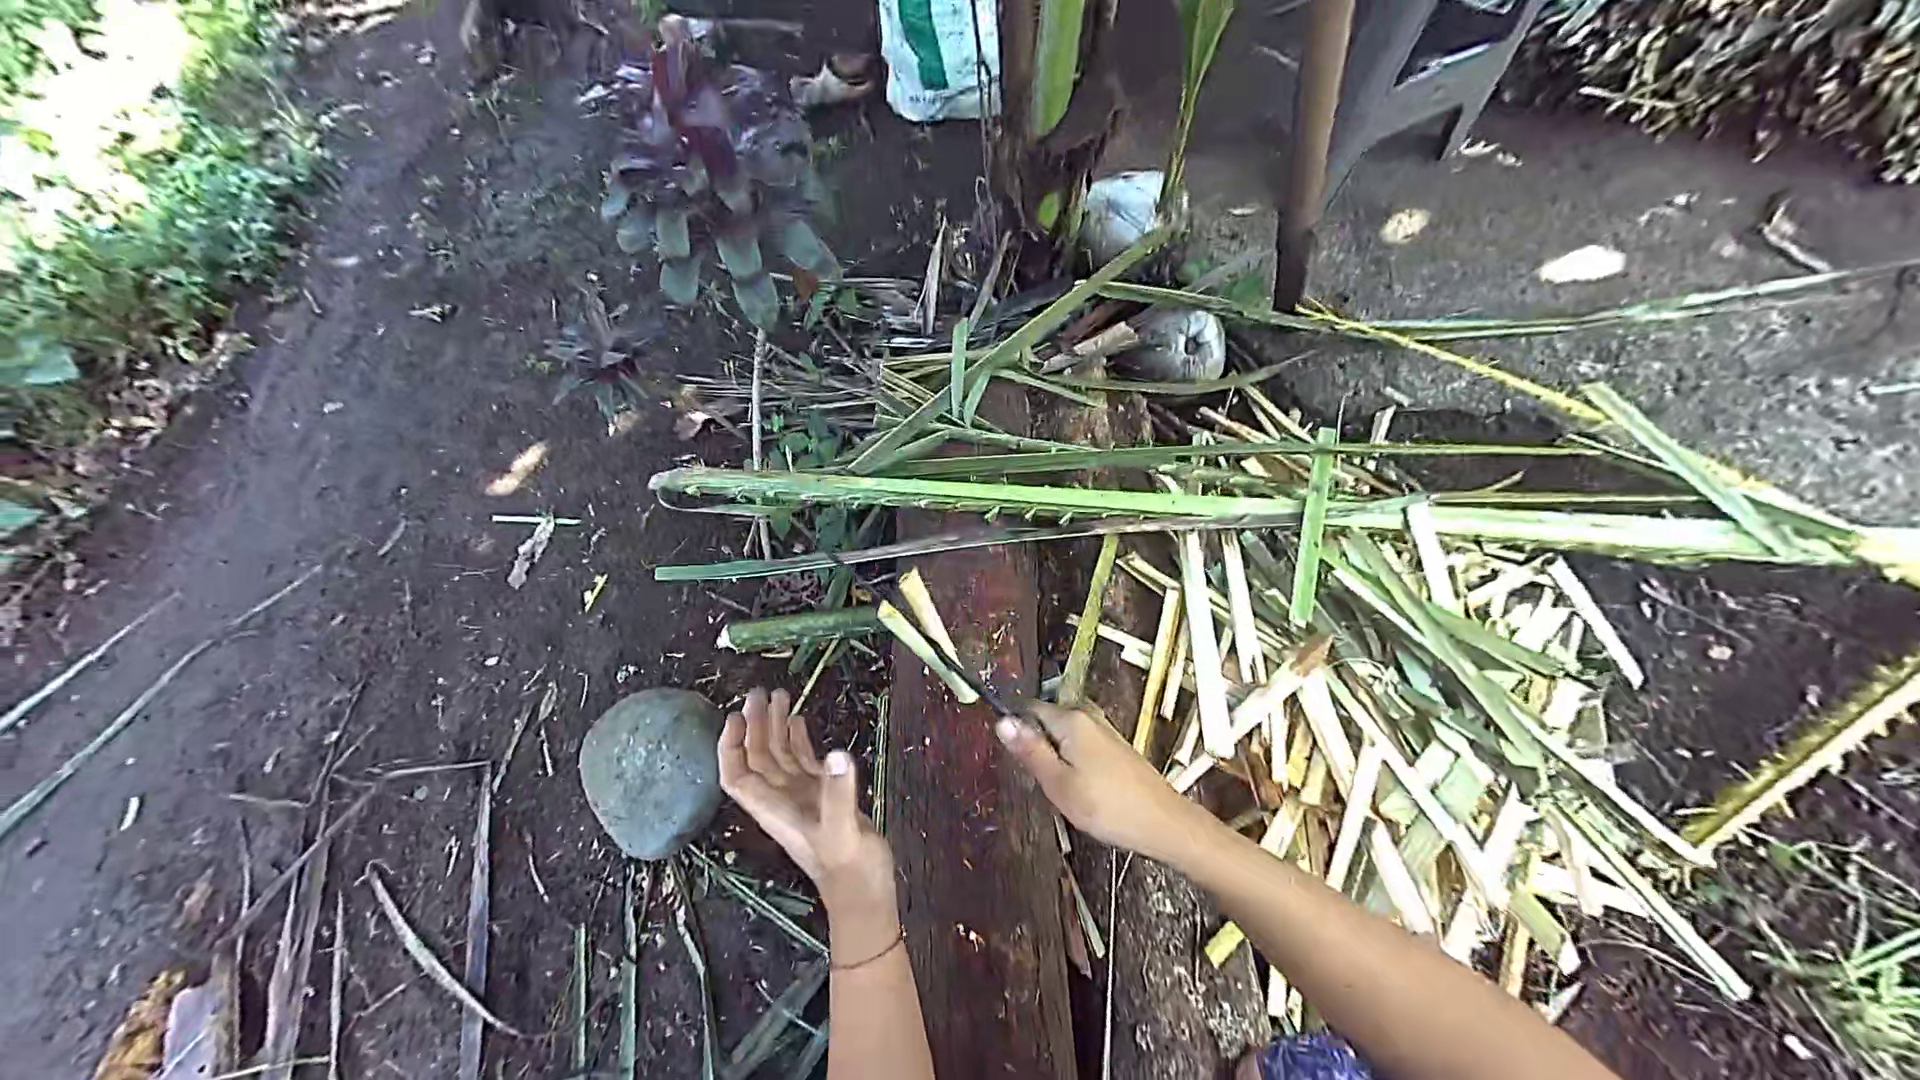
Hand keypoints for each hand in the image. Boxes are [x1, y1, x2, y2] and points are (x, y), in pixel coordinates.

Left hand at [718, 688, 896, 919]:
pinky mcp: (823, 796)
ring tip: (779, 695)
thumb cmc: (849, 869)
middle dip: (755, 726)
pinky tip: (798, 720)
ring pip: (780, 756)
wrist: (867, 895)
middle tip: (760, 692)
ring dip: (776, 727)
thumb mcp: (842, 833)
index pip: (738, 776)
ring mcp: (803, 797)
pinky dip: (798, 739)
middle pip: (758, 759)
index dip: (731, 748)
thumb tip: (838, 753)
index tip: (735, 717)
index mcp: (775, 810)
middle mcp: (783, 800)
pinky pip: (803, 761)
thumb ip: (839, 794)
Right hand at [995, 700, 1214, 863]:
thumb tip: (1001, 720)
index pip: (1028, 709)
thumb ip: (1030, 750)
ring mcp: (1104, 730)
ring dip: (1057, 759)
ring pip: (1063, 737)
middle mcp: (1087, 715)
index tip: (1020, 763)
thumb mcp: (1058, 783)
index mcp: (1070, 719)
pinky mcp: (1114, 746)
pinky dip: (1074, 764)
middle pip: (1046, 722)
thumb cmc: (1107, 807)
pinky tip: (1083, 791)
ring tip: (1065, 790)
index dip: (1017, 732)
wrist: (1163, 824)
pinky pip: (1080, 746)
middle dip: (1038, 748)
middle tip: (1044, 783)